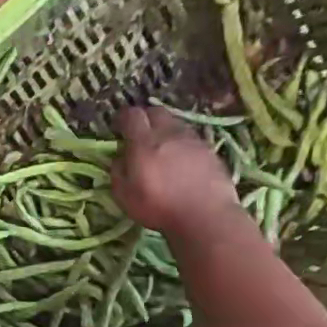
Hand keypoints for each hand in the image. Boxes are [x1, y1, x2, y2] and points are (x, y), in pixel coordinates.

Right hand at [110, 106, 238, 235]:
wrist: (205, 215)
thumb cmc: (158, 208)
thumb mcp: (124, 196)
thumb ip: (117, 171)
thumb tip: (119, 157)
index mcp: (144, 142)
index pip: (132, 115)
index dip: (122, 118)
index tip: (117, 128)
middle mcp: (169, 133)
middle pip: (156, 111)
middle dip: (145, 118)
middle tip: (138, 134)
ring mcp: (192, 139)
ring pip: (175, 123)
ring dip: (164, 130)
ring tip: (161, 148)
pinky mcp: (209, 149)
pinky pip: (190, 137)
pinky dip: (181, 143)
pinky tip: (180, 161)